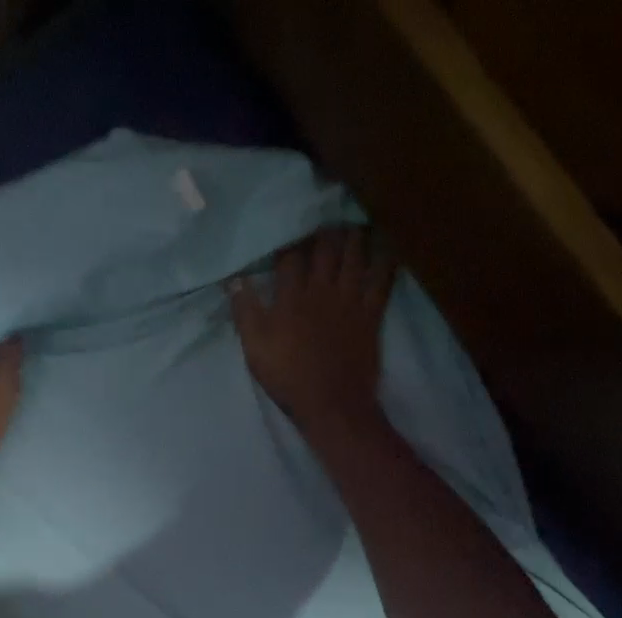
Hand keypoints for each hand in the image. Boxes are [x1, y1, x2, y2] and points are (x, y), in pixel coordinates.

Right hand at [229, 227, 395, 432]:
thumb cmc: (287, 376)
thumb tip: (233, 278)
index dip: (288, 240)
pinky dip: (386, 261)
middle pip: (324, 250)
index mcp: (291, 298)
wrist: (330, 402)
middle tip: (326, 210)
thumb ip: (245, 310)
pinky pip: (382, 280)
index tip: (287, 225)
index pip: (289, 258)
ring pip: (354, 258)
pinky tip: (388, 247)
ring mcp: (350, 300)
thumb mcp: (254, 347)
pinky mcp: (371, 314)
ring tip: (354, 220)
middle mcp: (322, 290)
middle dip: (324, 230)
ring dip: (355, 236)